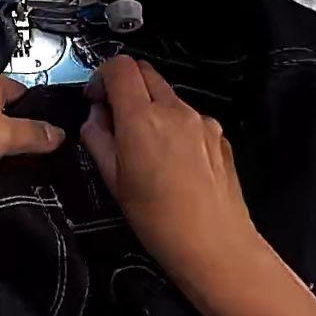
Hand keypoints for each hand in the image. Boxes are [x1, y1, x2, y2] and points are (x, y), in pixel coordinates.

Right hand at [80, 58, 267, 292]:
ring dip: (150, 106)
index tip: (96, 97)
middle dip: (125, 85)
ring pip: (167, 94)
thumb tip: (96, 116)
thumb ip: (97, 138)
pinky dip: (174, 124)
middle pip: (144, 71)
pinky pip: (188, 115)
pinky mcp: (219, 133)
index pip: (120, 67)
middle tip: (115, 117)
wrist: (217, 248)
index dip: (102, 76)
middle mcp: (174, 110)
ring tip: (147, 147)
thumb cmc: (160, 221)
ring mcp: (201, 119)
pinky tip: (174, 160)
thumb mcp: (113, 181)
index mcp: (142, 119)